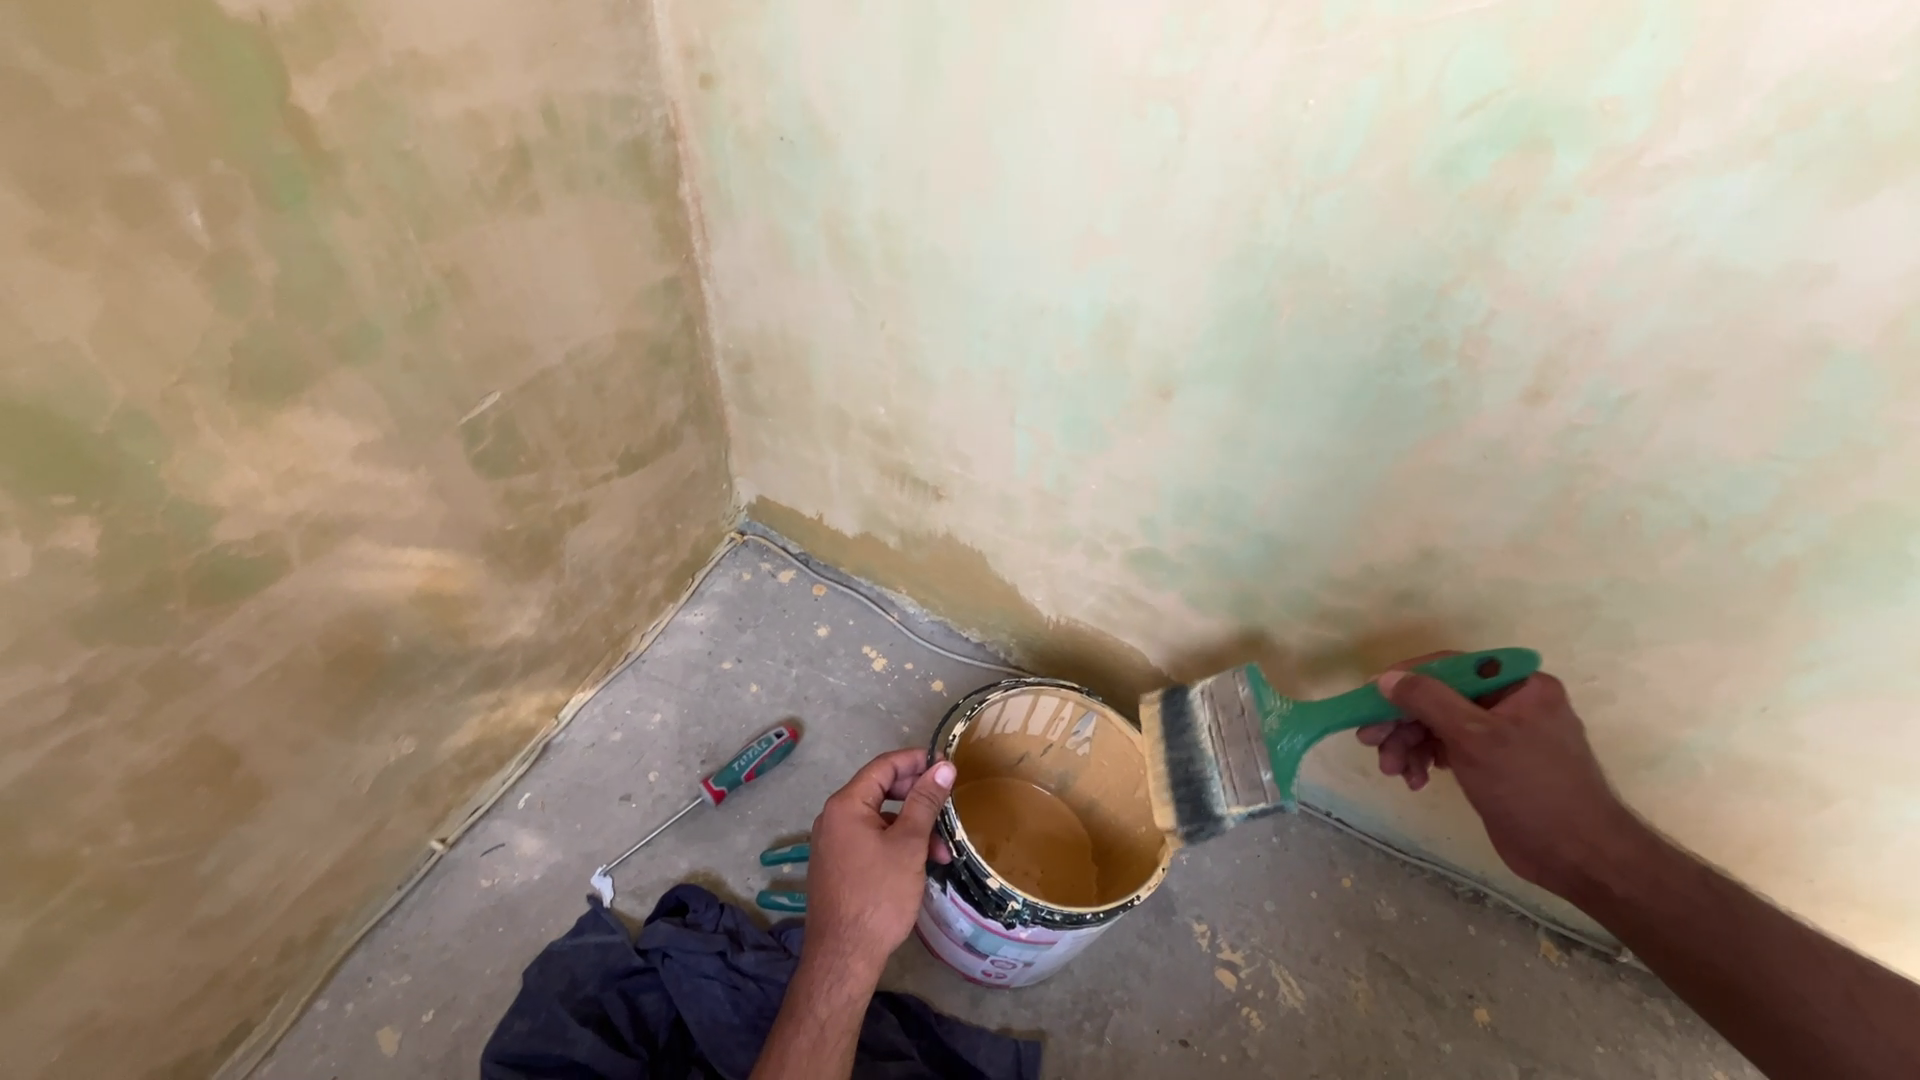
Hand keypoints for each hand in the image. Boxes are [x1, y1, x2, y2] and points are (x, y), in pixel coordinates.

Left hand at [802, 748, 955, 976]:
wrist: (844, 956)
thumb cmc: (879, 895)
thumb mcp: (909, 844)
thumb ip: (925, 802)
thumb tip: (943, 767)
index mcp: (846, 805)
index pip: (883, 766)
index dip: (916, 761)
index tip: (946, 764)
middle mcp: (834, 817)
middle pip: (880, 790)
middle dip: (917, 796)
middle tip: (947, 804)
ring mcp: (834, 842)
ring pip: (879, 819)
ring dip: (912, 826)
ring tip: (942, 850)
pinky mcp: (839, 865)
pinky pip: (871, 839)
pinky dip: (897, 843)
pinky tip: (920, 864)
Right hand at [1357, 654, 1634, 897]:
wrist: (1579, 857)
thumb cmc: (1532, 789)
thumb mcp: (1475, 738)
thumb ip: (1428, 700)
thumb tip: (1386, 678)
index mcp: (1518, 684)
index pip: (1448, 667)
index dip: (1404, 679)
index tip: (1368, 698)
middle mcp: (1509, 702)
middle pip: (1438, 698)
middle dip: (1402, 722)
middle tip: (1370, 741)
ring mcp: (1501, 734)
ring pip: (1437, 725)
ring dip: (1408, 745)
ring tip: (1393, 771)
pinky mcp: (1492, 762)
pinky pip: (1446, 748)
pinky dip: (1426, 761)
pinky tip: (1416, 780)